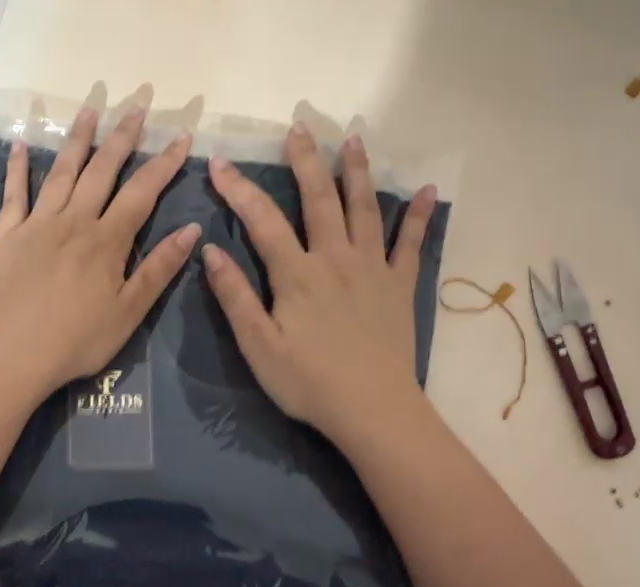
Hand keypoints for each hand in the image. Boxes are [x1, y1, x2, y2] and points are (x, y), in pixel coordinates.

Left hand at [0, 105, 199, 390]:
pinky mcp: (8, 237)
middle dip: (123, 135)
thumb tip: (191, 231)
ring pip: (61, 172)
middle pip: (102, 170)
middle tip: (137, 103)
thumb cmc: (77, 341)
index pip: (141, 193)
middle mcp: (74, 222)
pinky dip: (16, 169)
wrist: (15, 353)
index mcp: (107, 242)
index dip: (163, 163)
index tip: (181, 136)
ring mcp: (37, 225)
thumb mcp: (128, 313)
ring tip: (91, 108)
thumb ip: (158, 270)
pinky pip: (13, 195)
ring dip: (77, 139)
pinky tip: (19, 145)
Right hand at [201, 125, 438, 443]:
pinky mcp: (399, 286)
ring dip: (357, 172)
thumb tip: (211, 251)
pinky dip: (418, 216)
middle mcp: (335, 259)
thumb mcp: (258, 346)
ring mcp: (372, 269)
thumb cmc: (307, 382)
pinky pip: (411, 243)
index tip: (220, 163)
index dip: (239, 190)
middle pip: (319, 200)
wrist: (370, 406)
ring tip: (353, 139)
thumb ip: (236, 297)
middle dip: (306, 162)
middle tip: (299, 128)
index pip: (263, 221)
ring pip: (364, 209)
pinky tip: (428, 191)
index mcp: (296, 275)